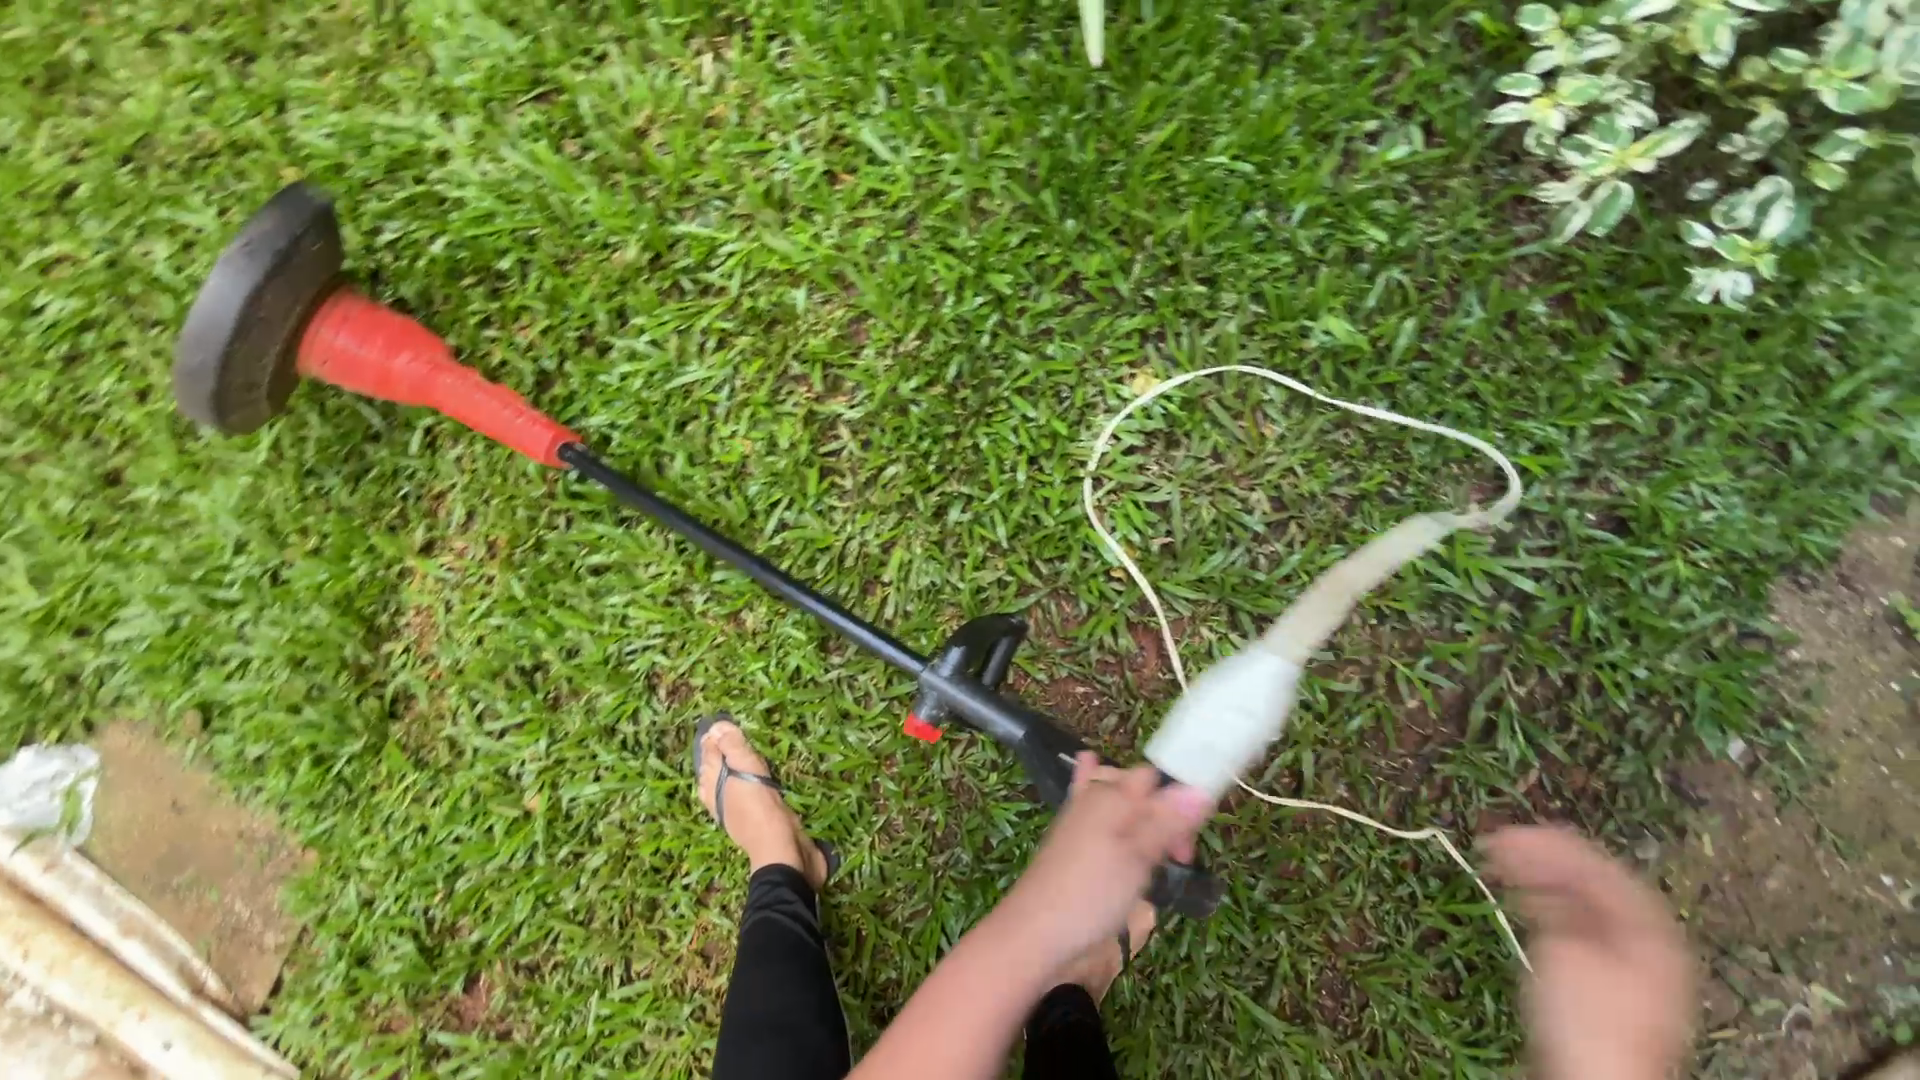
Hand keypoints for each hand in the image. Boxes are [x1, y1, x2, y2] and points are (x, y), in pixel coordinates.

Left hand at [991, 754, 1213, 976]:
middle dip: (1164, 815)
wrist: (1036, 930)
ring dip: (1142, 820)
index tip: (1188, 845)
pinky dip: (1101, 795)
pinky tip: (1089, 764)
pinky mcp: (1070, 837)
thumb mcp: (1138, 858)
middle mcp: (1094, 796)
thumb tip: (1201, 789)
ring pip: (1120, 801)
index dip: (1179, 803)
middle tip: (1177, 858)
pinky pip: (1093, 806)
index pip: (1155, 778)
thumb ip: (1167, 822)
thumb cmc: (1092, 893)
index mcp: (1112, 794)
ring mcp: (1078, 816)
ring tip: (1156, 851)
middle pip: (1140, 790)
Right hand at [1484, 826, 1694, 1079]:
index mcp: (1650, 934)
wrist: (1589, 1075)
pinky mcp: (1599, 976)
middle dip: (1546, 857)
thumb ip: (1561, 903)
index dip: (1560, 846)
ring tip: (1498, 860)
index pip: (1606, 873)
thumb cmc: (1583, 1014)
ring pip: (1582, 902)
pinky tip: (1515, 895)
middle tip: (1500, 839)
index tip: (1516, 830)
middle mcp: (1644, 941)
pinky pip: (1574, 923)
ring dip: (1540, 876)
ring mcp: (1624, 960)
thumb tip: (1541, 866)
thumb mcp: (1569, 952)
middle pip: (1596, 884)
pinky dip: (1543, 903)